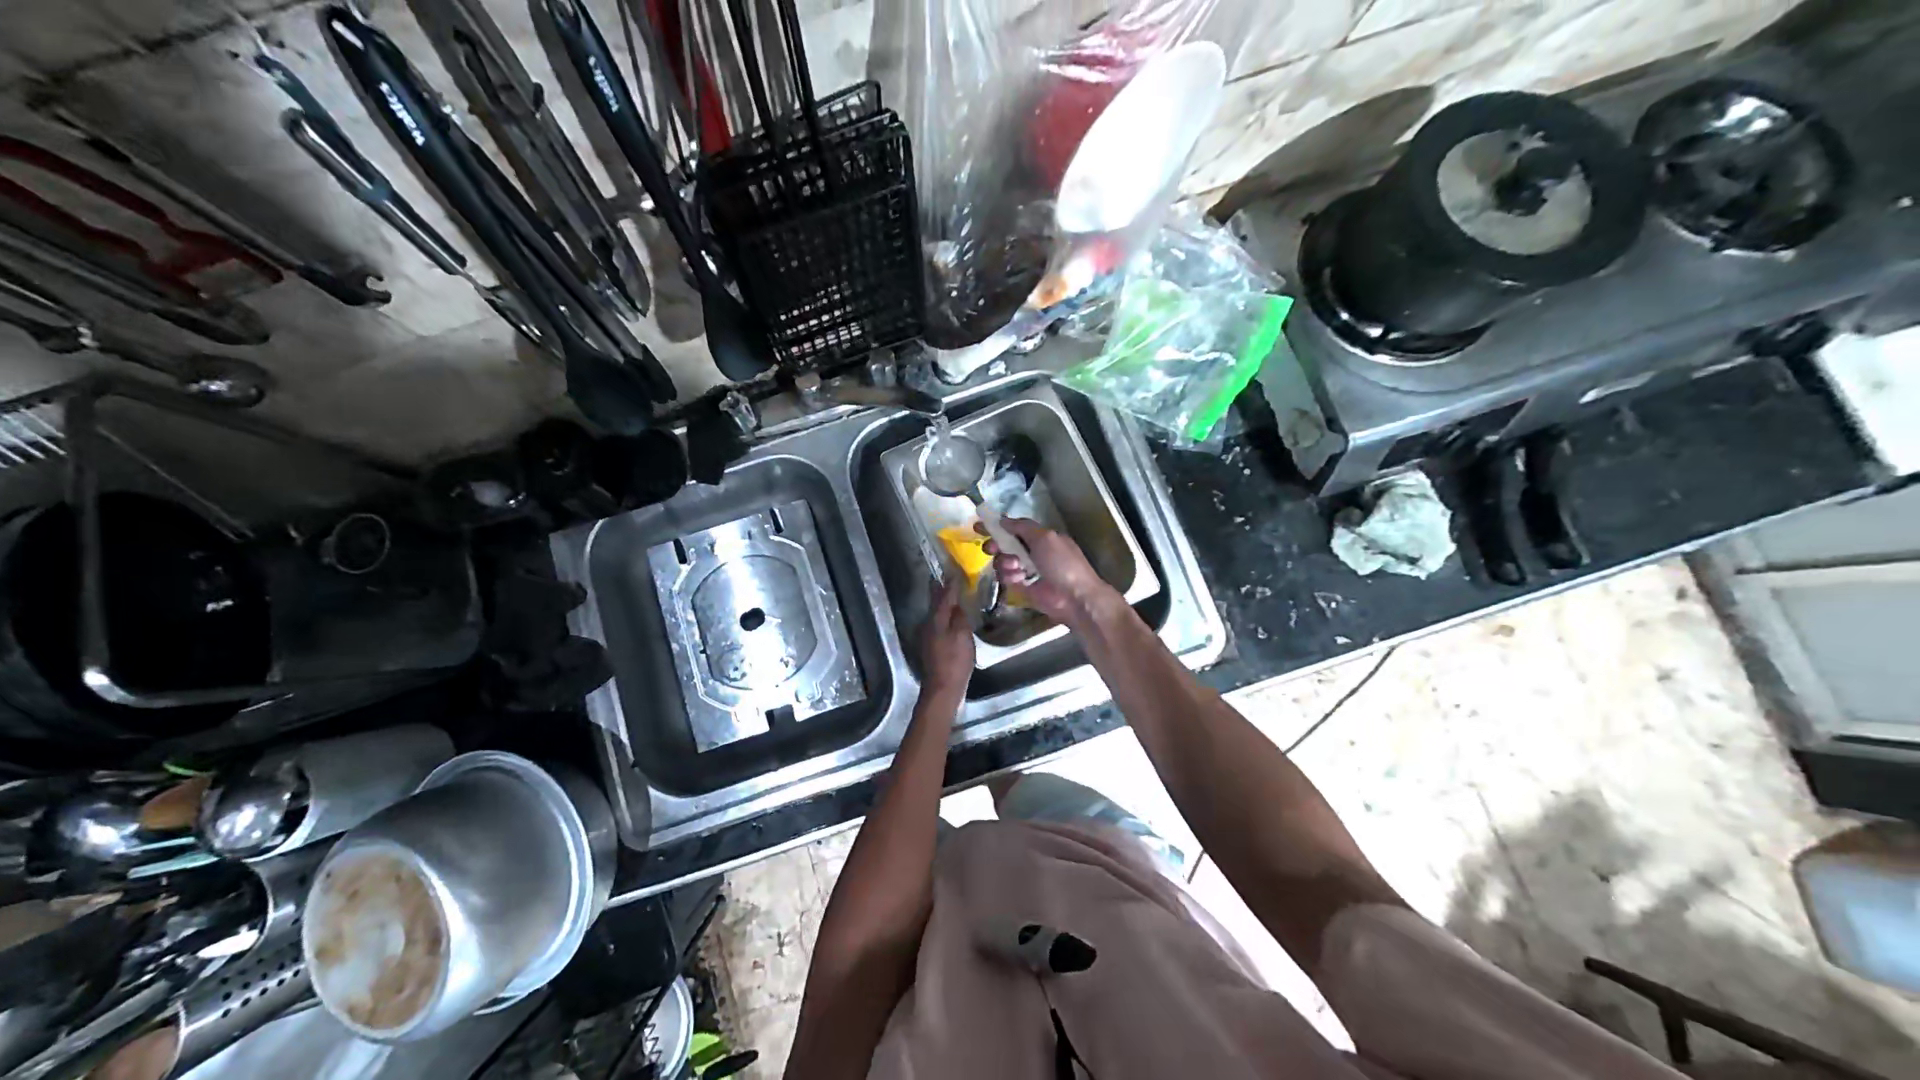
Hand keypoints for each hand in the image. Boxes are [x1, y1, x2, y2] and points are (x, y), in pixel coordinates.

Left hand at [919, 577, 974, 696]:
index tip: (955, 571)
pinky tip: (953, 619)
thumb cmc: (954, 661)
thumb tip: (957, 603)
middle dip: (942, 591)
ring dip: (944, 604)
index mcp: (935, 619)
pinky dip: (945, 617)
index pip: (943, 595)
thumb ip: (959, 617)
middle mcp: (928, 624)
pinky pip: (938, 624)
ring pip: (936, 614)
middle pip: (936, 603)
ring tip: (954, 595)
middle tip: (950, 578)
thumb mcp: (962, 636)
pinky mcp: (931, 647)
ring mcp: (928, 636)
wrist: (942, 689)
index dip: (949, 583)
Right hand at [986, 518, 1122, 626]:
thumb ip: (1023, 527)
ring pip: (1003, 562)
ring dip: (1005, 563)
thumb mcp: (1045, 537)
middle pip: (1004, 545)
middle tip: (991, 548)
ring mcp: (1026, 571)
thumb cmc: (1063, 563)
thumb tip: (1003, 520)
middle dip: (996, 545)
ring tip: (1016, 568)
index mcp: (1041, 538)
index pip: (1015, 528)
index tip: (979, 526)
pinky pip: (1006, 578)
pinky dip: (1010, 577)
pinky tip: (1020, 580)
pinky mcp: (1022, 588)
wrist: (1074, 597)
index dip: (997, 527)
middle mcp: (1032, 552)